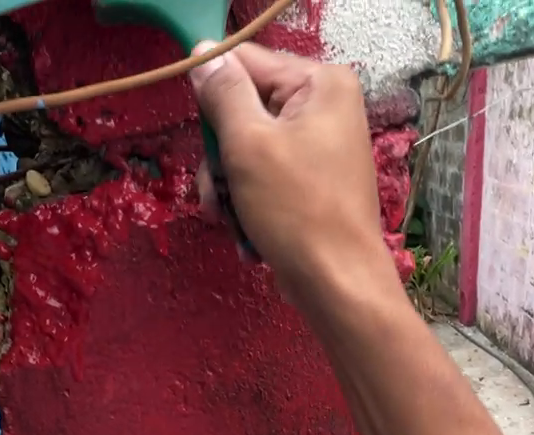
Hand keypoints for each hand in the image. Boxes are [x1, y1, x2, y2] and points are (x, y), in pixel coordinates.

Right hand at [187, 43, 396, 308]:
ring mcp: (319, 149)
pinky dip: (248, 208)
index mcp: (319, 83)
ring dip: (228, 192)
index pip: (246, 63)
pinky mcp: (311, 185)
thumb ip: (224, 95)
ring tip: (229, 223)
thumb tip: (204, 54)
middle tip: (214, 197)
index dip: (213, 97)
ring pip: (248, 154)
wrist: (335, 281)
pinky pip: (264, 182)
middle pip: (244, 114)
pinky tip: (248, 236)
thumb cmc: (295, 210)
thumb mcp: (249, 146)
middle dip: (221, 160)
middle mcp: (324, 108)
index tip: (198, 137)